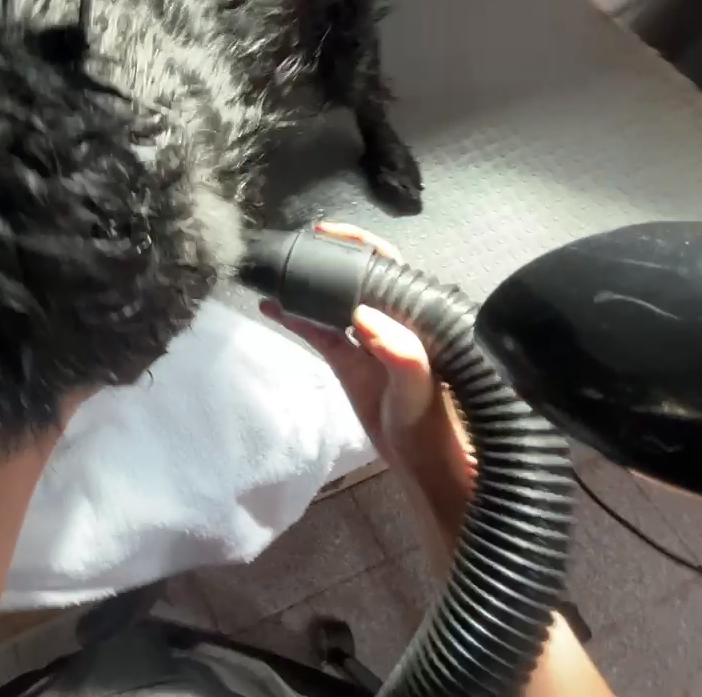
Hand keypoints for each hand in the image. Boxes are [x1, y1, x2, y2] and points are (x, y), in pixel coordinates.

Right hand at [260, 224, 473, 546]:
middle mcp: (388, 320)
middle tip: (292, 246)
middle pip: (355, 276)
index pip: (386, 265)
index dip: (358, 242)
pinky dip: (293, 315)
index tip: (325, 232)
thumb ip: (400, 355)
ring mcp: (364, 338)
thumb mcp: (418, 392)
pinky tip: (270, 306)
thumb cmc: (430, 427)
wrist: (423, 468)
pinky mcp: (345, 358)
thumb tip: (363, 314)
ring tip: (275, 270)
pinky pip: (316, 329)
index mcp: (412, 316)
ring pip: (331, 300)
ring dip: (304, 285)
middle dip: (325, 257)